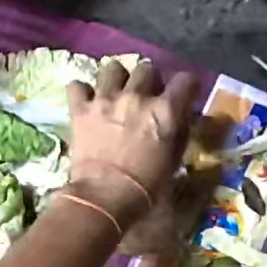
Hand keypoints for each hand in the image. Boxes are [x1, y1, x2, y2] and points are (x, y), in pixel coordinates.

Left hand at [65, 61, 198, 227]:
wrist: (104, 198)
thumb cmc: (146, 188)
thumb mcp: (173, 162)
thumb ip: (178, 135)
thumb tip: (181, 121)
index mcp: (165, 111)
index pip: (185, 80)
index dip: (188, 86)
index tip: (185, 95)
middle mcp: (137, 96)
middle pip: (147, 68)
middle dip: (150, 81)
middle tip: (148, 97)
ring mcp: (105, 99)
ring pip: (113, 68)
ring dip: (118, 78)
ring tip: (117, 93)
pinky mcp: (80, 109)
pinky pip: (78, 85)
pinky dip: (84, 92)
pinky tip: (88, 102)